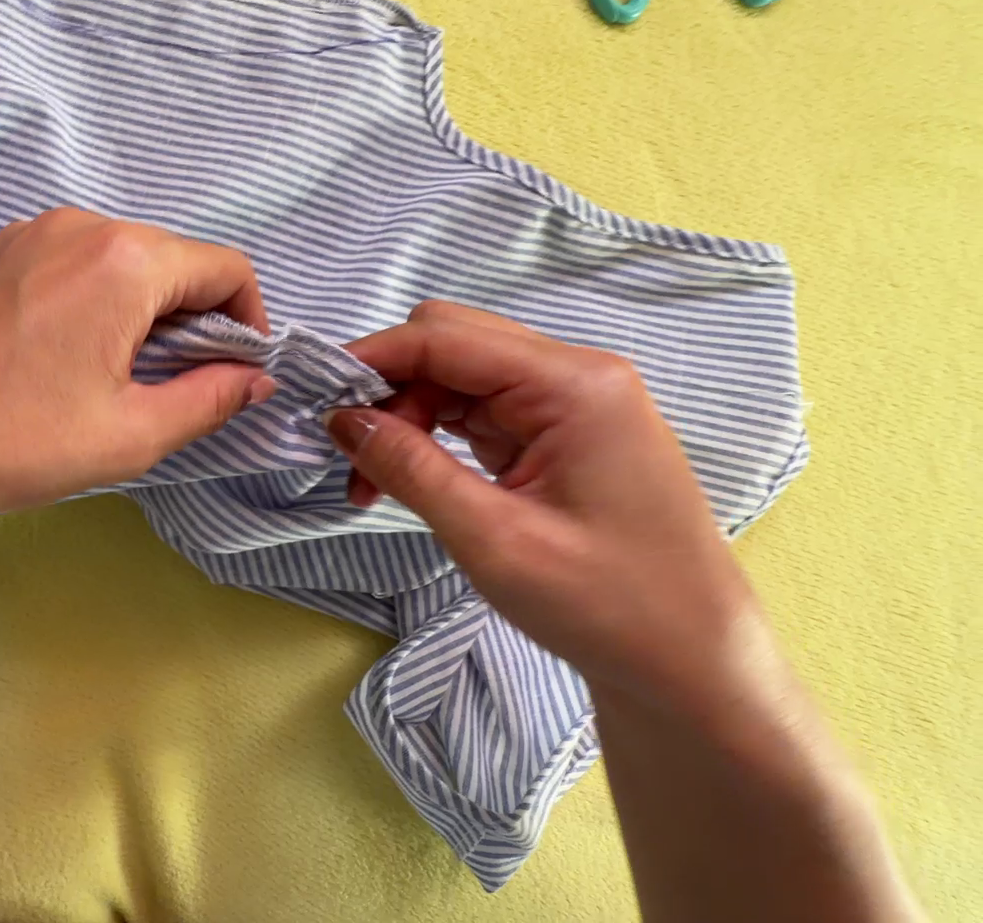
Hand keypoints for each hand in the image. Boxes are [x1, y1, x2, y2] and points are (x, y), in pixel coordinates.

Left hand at [0, 209, 276, 575]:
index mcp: (122, 258)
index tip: (235, 374)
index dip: (247, 322)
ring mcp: (26, 233)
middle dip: (192, 319)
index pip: (225, 269)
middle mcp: (77, 224)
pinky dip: (94, 301)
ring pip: (120, 261)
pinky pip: (71, 264)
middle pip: (171, 260)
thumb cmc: (16, 444)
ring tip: (115, 377)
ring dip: (142, 311)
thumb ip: (210, 399)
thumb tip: (253, 379)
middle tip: (174, 386)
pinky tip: (66, 356)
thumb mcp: (131, 434)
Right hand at [327, 301, 765, 716]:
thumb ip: (409, 466)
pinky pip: (471, 410)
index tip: (315, 395)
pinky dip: (428, 435)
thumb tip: (339, 417)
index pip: (444, 338)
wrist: (691, 666)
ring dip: (402, 417)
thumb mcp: (491, 538)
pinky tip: (407, 478)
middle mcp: (573, 377)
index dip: (371, 358)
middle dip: (387, 389)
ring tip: (372, 484)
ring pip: (452, 377)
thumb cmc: (606, 605)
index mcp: (574, 385)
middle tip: (351, 452)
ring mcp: (567, 404)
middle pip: (448, 344)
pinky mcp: (554, 434)